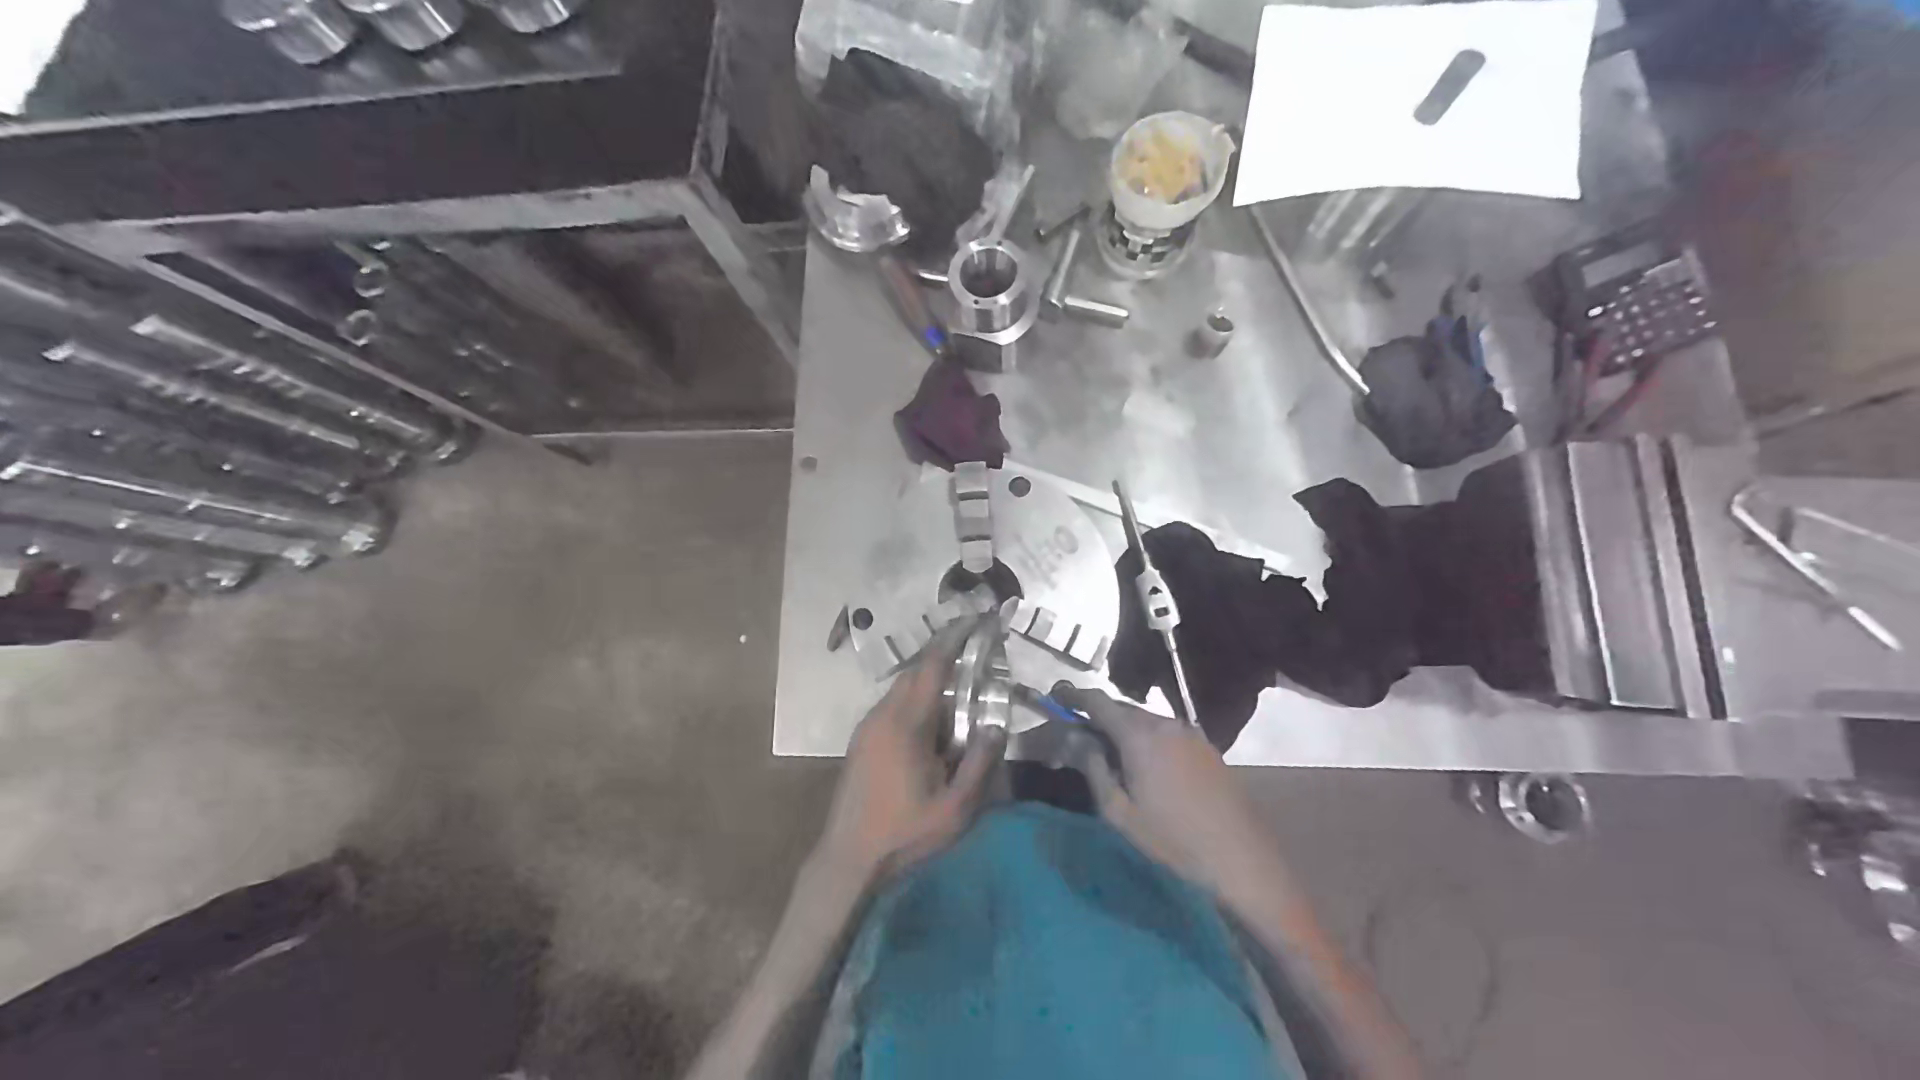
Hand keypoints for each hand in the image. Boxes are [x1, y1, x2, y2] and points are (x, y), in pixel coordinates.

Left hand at [816, 624, 1005, 883]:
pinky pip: (894, 703)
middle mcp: (882, 715)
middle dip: (945, 654)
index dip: (954, 639)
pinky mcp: (862, 739)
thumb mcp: (955, 809)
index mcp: (905, 724)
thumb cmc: (904, 834)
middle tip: (976, 649)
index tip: (976, 620)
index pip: (932, 667)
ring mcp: (867, 726)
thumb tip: (996, 724)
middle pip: (916, 671)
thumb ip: (980, 763)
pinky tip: (935, 718)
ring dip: (931, 677)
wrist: (848, 858)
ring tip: (962, 684)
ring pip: (903, 686)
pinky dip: (918, 696)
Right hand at [1051, 684, 1283, 902]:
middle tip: (1078, 733)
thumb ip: (1093, 767)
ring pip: (1145, 720)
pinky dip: (1146, 738)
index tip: (1053, 697)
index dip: (1073, 696)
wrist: (1242, 861)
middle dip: (1097, 716)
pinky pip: (1165, 732)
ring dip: (1123, 729)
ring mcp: (1190, 733)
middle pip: (1122, 709)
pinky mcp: (1206, 747)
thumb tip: (1076, 738)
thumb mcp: (1119, 813)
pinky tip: (1144, 764)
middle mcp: (1165, 723)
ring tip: (1110, 753)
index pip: (1098, 701)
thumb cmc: (1173, 841)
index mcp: (1140, 735)